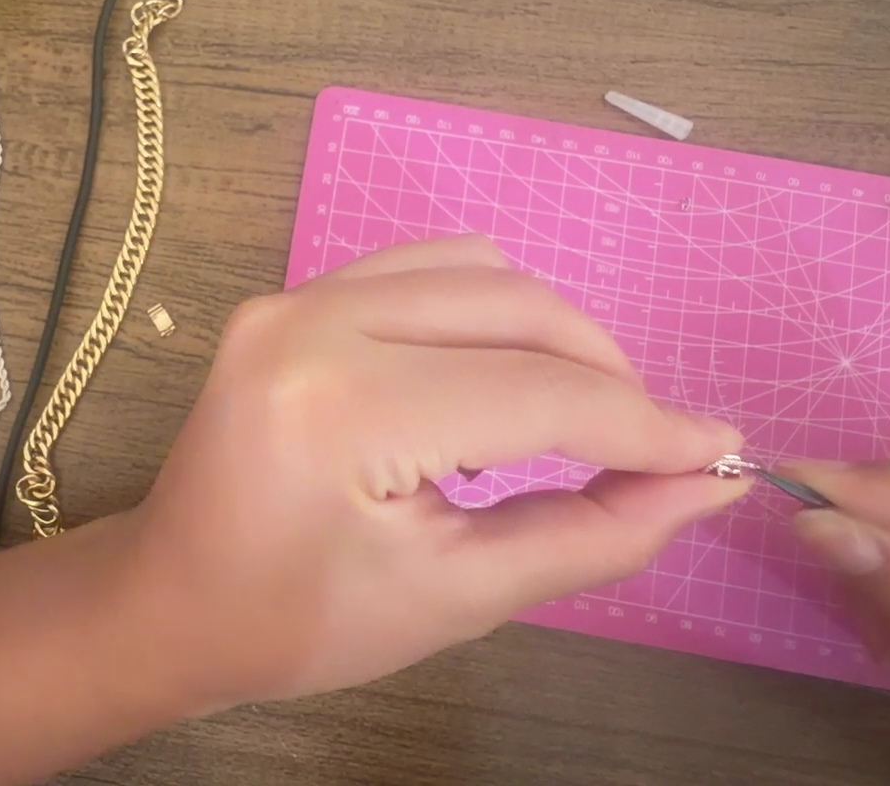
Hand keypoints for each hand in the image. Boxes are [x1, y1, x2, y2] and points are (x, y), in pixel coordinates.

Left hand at [112, 235, 749, 712]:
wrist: (173, 594)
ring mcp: (291, 296)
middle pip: (510, 304)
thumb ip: (589, 533)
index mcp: (343, 408)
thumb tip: (699, 481)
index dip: (642, 425)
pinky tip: (485, 376)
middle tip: (643, 438)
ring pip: (469, 267)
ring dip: (542, 327)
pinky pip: (415, 270)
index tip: (716, 452)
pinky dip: (477, 309)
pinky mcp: (287, 296)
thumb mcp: (454, 594)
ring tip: (564, 410)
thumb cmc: (298, 621)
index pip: (535, 395)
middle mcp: (313, 321)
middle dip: (599, 366)